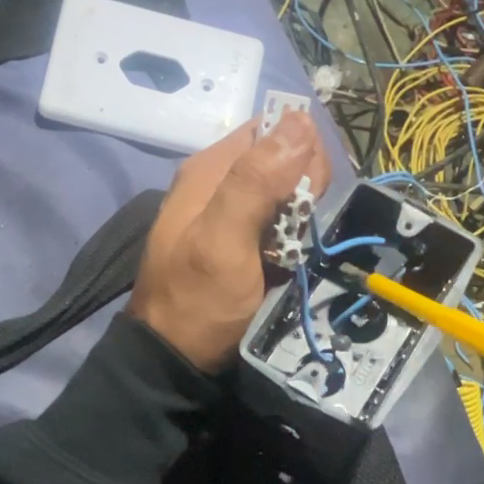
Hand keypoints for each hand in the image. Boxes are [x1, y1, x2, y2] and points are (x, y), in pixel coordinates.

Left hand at [127, 111, 330, 371]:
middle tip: (293, 234)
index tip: (307, 194)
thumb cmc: (198, 301)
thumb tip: (299, 120)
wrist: (176, 362)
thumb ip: (255, 182)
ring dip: (299, 222)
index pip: (273, 130)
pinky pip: (278, 230)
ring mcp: (230, 220)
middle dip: (303, 193)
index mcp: (208, 171)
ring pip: (285, 199)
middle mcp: (219, 186)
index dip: (301, 153)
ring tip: (287, 255)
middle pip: (283, 163)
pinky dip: (289, 244)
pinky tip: (285, 265)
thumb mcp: (222, 240)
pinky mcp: (241, 249)